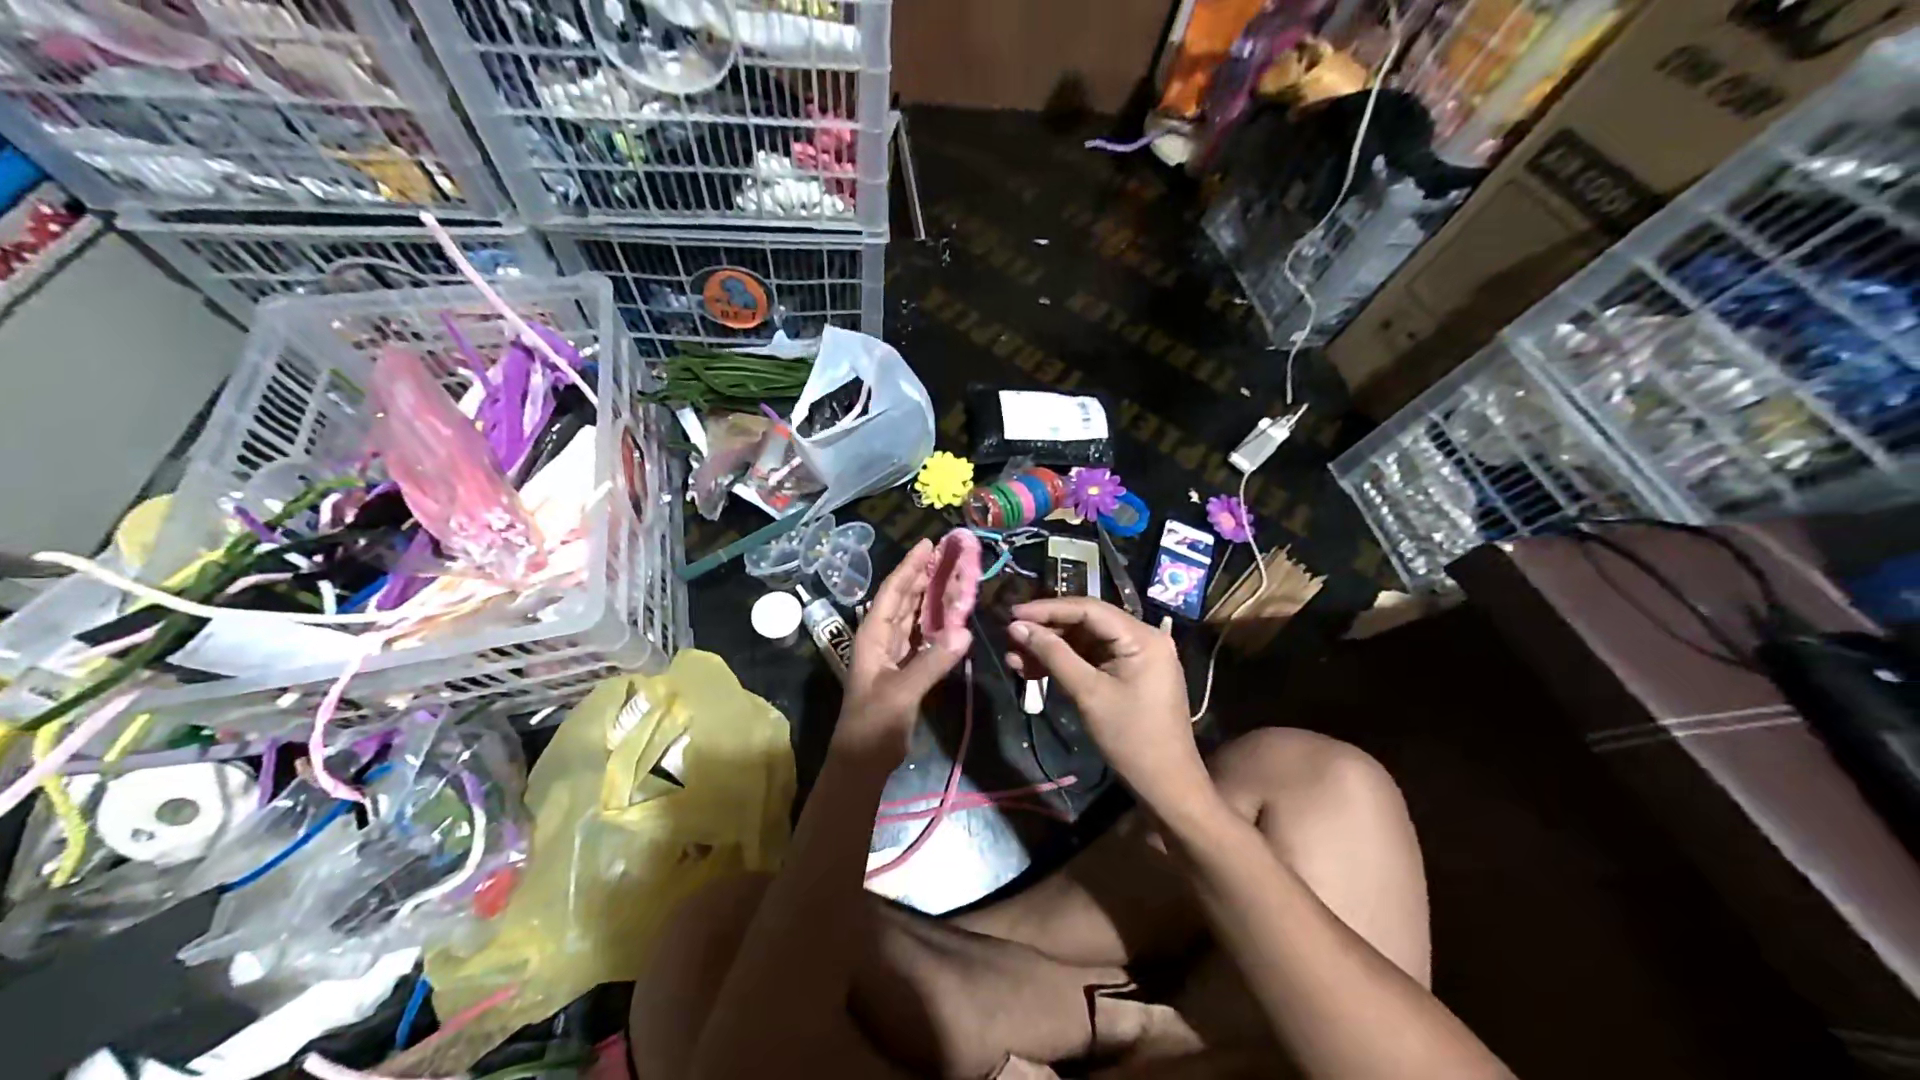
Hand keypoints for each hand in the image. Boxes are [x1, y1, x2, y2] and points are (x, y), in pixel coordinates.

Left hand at [836, 538, 971, 762]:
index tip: (928, 543)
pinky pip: (921, 636)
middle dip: (922, 574)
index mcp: (873, 636)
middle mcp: (881, 639)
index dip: (910, 566)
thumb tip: (964, 631)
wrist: (862, 761)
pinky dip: (936, 622)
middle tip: (947, 553)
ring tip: (951, 573)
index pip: (893, 592)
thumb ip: (932, 662)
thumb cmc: (874, 724)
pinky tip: (950, 614)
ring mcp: (892, 655)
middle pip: (903, 598)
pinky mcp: (904, 670)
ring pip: (913, 615)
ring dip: (930, 595)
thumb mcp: (902, 692)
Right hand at [1006, 597, 1212, 812]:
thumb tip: (1017, 626)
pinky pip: (1092, 658)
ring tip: (1015, 661)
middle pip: (1086, 623)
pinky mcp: (1130, 672)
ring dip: (1051, 649)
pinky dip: (1065, 663)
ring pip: (1084, 641)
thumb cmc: (1130, 738)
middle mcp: (1143, 637)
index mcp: (1141, 637)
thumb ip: (1053, 655)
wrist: (1166, 783)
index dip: (1047, 609)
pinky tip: (1035, 672)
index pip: (1088, 609)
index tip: (1013, 613)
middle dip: (1046, 631)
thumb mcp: (1087, 693)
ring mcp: (1138, 655)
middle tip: (1010, 639)